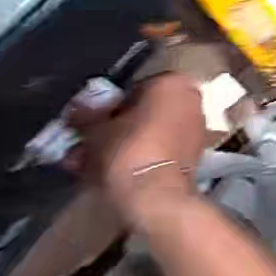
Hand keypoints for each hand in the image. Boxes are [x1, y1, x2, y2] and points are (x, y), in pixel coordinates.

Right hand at [65, 73, 206, 224]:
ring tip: (84, 164)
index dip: (106, 107)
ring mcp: (196, 126)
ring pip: (148, 131)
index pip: (132, 89)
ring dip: (118, 145)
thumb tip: (79, 107)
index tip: (87, 124)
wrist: (155, 193)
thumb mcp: (95, 129)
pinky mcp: (194, 152)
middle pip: (142, 111)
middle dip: (110, 129)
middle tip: (82, 146)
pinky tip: (106, 174)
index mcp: (173, 82)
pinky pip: (159, 148)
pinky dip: (136, 157)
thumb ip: (87, 114)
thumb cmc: (126, 150)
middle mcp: (191, 98)